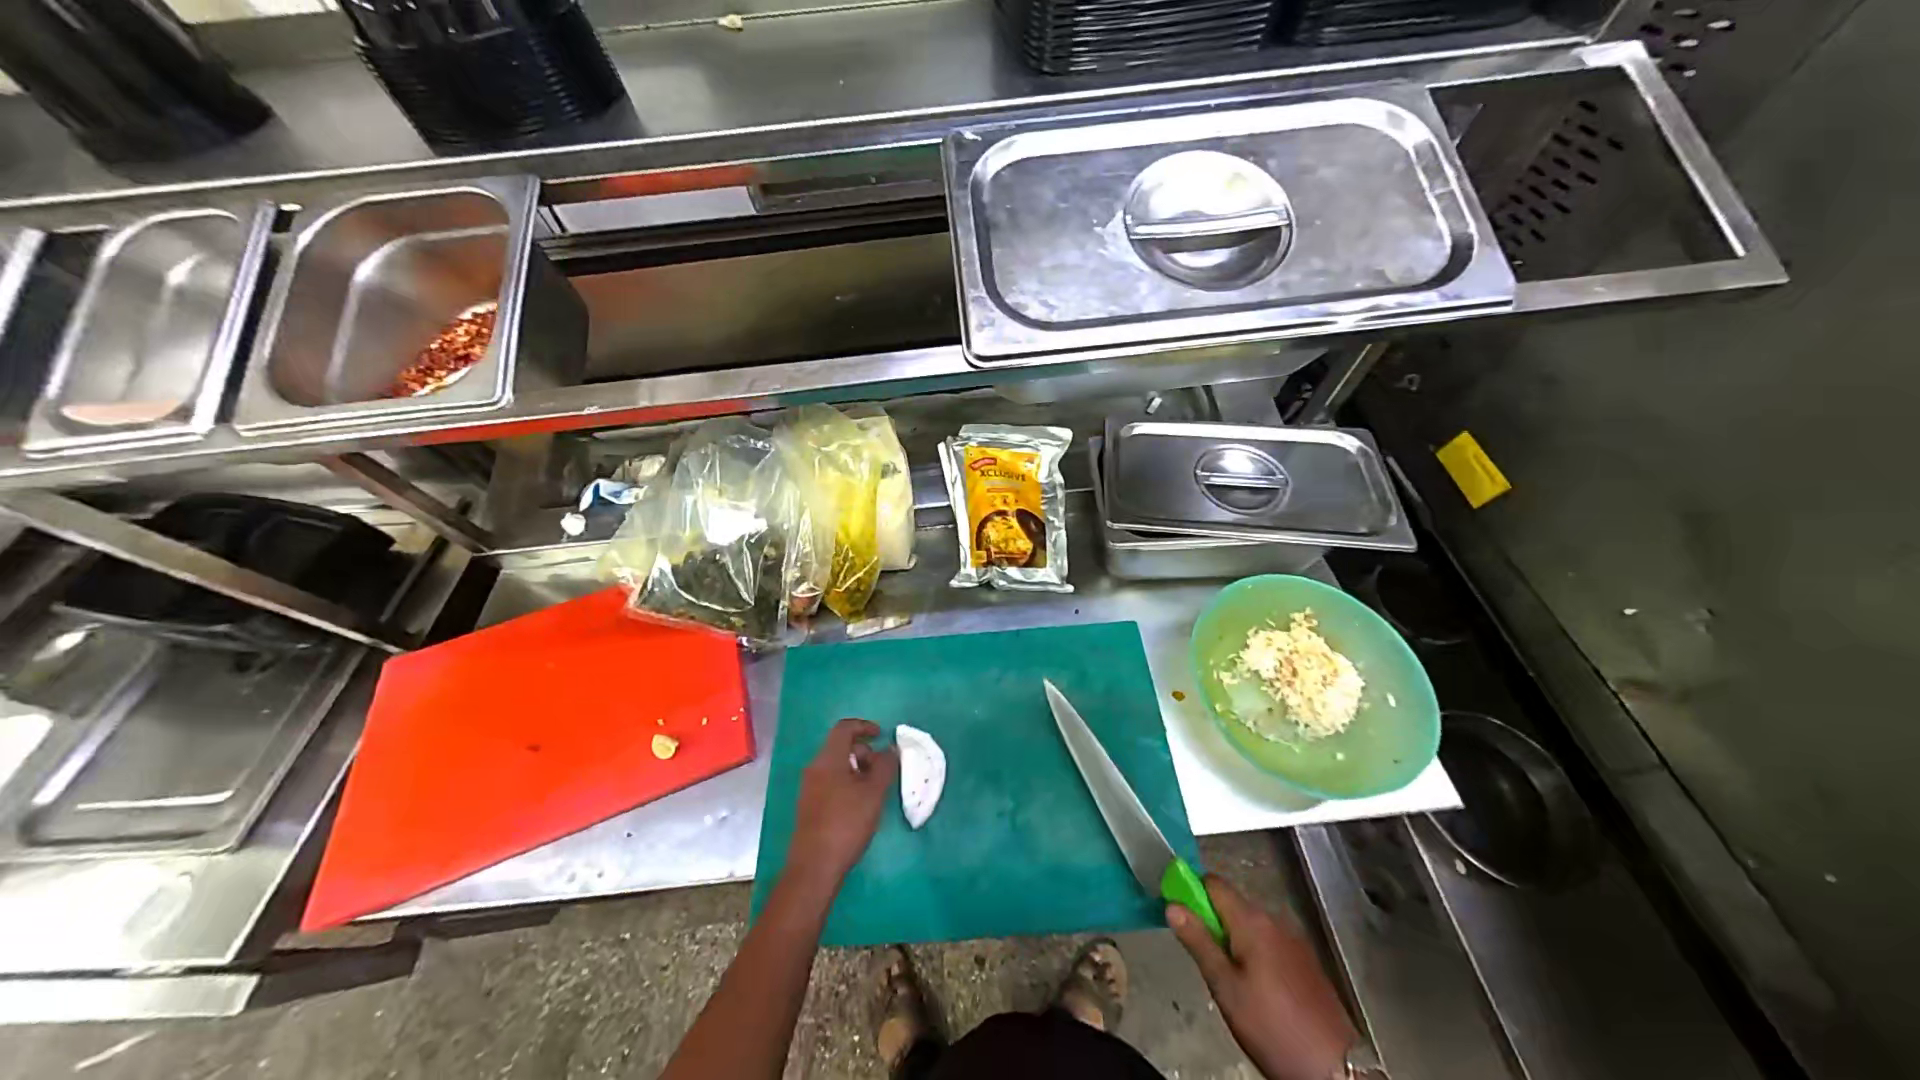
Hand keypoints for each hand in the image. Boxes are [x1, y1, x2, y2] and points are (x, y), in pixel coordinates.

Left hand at [786, 719, 898, 889]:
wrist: (815, 866)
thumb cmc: (846, 823)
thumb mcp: (874, 793)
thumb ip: (885, 766)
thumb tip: (890, 749)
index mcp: (827, 759)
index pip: (844, 728)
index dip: (865, 726)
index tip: (882, 736)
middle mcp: (815, 769)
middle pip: (841, 747)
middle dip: (865, 752)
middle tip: (883, 771)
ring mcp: (810, 788)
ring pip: (837, 766)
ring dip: (859, 770)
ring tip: (876, 791)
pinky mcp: (810, 806)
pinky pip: (831, 782)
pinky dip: (849, 784)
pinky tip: (861, 806)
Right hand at [1168, 875, 1357, 1079]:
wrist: (1335, 1069)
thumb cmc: (1271, 1027)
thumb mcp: (1225, 988)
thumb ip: (1198, 942)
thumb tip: (1172, 905)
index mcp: (1252, 921)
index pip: (1213, 883)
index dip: (1191, 890)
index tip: (1177, 912)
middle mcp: (1275, 920)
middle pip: (1232, 904)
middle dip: (1211, 921)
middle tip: (1202, 959)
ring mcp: (1294, 940)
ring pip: (1250, 925)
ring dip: (1232, 939)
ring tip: (1227, 980)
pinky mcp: (1306, 961)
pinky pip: (1269, 942)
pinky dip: (1254, 953)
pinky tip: (1256, 989)